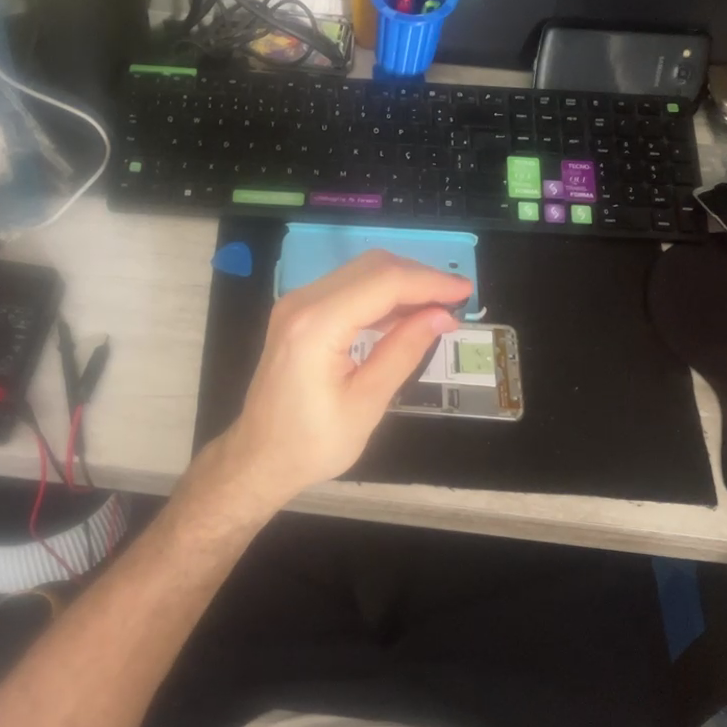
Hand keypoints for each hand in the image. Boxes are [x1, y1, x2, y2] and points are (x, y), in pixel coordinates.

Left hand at [210, 251, 470, 508]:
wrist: (259, 458)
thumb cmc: (311, 443)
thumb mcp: (366, 403)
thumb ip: (403, 352)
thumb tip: (442, 316)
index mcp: (316, 325)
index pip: (384, 283)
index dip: (430, 282)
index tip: (467, 292)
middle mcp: (302, 303)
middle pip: (371, 268)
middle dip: (418, 278)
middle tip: (457, 302)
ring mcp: (295, 306)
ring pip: (359, 274)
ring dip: (400, 285)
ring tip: (438, 310)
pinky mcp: (296, 316)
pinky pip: (344, 290)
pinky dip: (378, 297)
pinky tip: (404, 317)